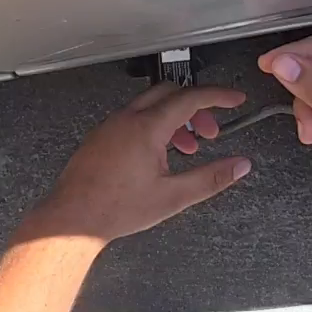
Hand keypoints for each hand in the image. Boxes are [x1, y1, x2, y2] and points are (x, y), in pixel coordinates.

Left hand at [18, 84, 252, 243]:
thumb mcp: (173, 196)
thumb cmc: (114, 208)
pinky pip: (133, 117)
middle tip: (210, 130)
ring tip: (188, 148)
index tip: (234, 98)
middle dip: (197, 107)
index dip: (219, 96)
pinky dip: (154, 125)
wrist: (73, 218)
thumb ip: (211, 178)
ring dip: (175, 118)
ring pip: (150, 105)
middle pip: (170, 93)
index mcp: (146, 127)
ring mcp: (110, 125)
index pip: (191, 97)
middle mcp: (126, 119)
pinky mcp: (101, 136)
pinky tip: (159, 154)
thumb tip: (238, 166)